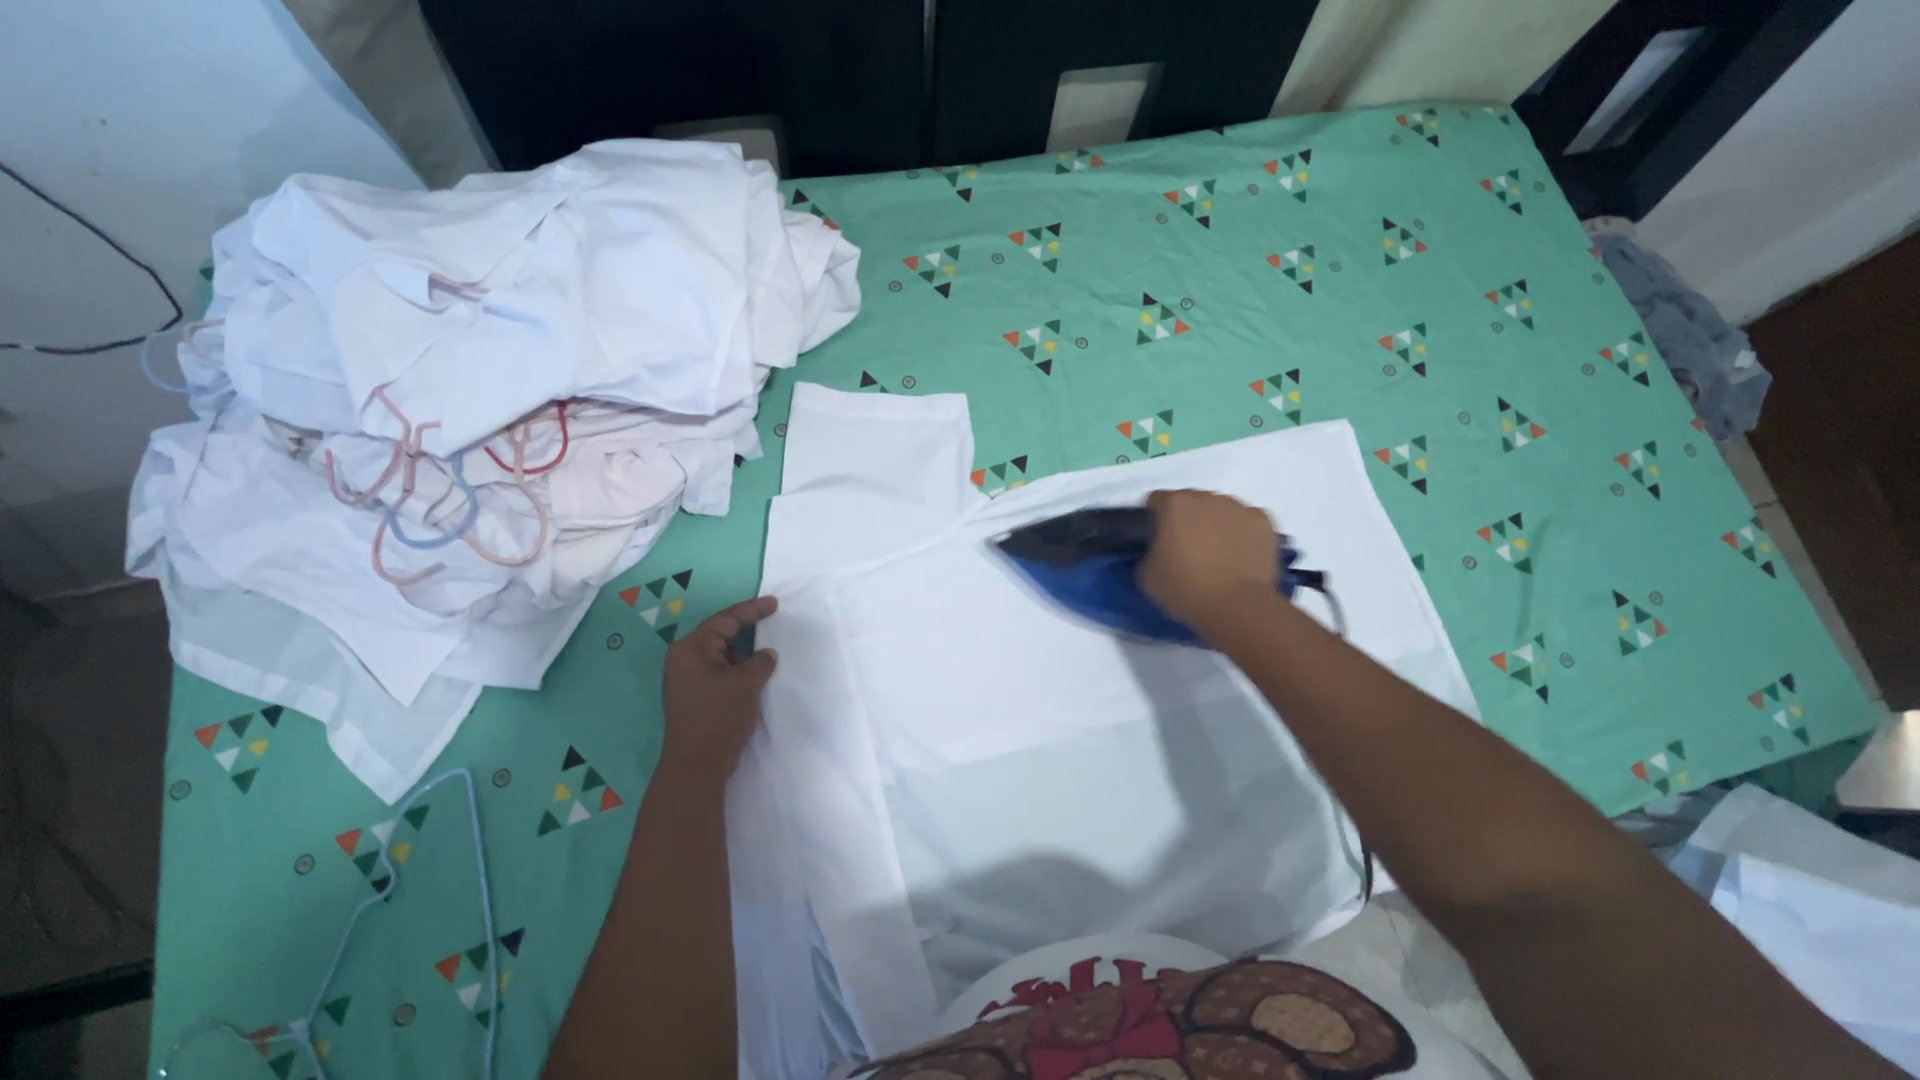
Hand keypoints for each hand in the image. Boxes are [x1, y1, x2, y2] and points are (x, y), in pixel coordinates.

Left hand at [660, 595, 778, 783]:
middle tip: (772, 629)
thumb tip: (766, 655)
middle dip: (746, 635)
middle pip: (720, 636)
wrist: (697, 764)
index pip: (725, 619)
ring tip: (764, 665)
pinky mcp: (691, 696)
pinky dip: (735, 673)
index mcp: (691, 648)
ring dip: (742, 658)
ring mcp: (685, 679)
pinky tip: (752, 681)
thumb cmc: (719, 716)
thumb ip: (760, 662)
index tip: (774, 603)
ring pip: (720, 657)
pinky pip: (717, 673)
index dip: (752, 610)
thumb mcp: (746, 683)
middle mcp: (683, 659)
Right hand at [1139, 489, 1278, 632]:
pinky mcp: (1264, 521)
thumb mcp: (1146, 575)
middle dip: (1187, 520)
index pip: (1156, 500)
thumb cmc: (1185, 590)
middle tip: (1187, 550)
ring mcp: (1239, 507)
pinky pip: (1246, 521)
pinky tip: (1239, 557)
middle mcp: (1207, 497)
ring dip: (1215, 524)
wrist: (1236, 607)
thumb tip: (1157, 550)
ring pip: (1220, 509)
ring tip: (1217, 556)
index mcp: (1174, 504)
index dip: (1154, 520)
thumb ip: (1147, 552)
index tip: (1157, 541)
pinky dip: (1241, 533)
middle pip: (1191, 501)